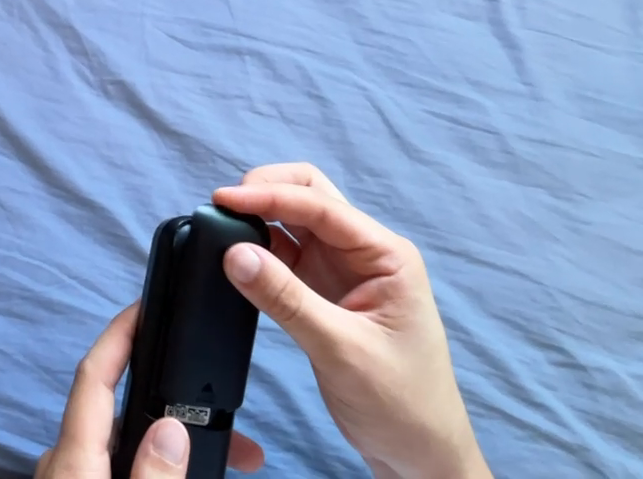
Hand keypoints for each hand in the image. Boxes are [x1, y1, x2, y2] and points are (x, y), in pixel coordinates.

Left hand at [37, 304, 265, 477]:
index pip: (92, 375)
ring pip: (126, 445)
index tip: (146, 302)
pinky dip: (157, 466)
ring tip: (237, 454)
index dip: (117, 332)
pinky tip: (193, 473)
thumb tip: (171, 426)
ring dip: (175, 443)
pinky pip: (120, 468)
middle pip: (118, 412)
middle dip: (174, 403)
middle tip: (228, 408)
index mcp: (72, 461)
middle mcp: (66, 464)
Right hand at [214, 164, 490, 478]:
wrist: (420, 457)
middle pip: (309, 193)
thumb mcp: (341, 350)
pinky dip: (259, 244)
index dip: (268, 195)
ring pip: (293, 217)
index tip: (223, 199)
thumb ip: (286, 299)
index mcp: (384, 253)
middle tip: (224, 205)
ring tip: (222, 224)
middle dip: (266, 190)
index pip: (319, 204)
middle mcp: (362, 249)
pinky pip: (285, 250)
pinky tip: (236, 251)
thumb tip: (234, 253)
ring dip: (260, 214)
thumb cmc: (400, 404)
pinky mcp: (321, 286)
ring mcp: (340, 266)